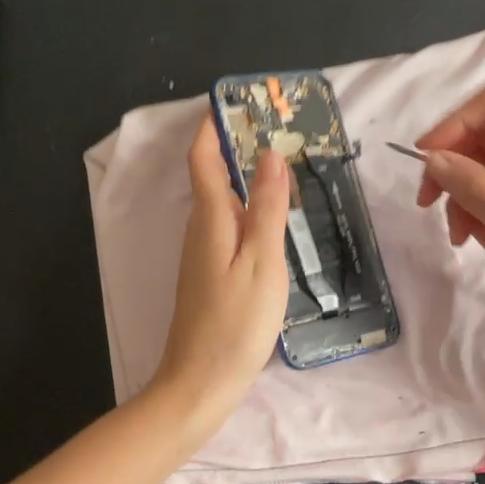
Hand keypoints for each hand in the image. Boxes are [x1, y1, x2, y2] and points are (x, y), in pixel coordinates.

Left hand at [150, 118, 291, 429]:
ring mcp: (201, 258)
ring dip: (247, 185)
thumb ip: (268, 209)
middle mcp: (199, 232)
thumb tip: (269, 154)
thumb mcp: (263, 262)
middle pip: (213, 180)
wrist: (200, 382)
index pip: (204, 159)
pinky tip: (272, 229)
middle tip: (278, 132)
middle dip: (237, 151)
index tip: (236, 101)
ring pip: (223, 208)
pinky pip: (227, 233)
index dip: (214, 127)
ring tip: (284, 174)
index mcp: (211, 221)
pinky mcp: (209, 279)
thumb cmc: (236, 322)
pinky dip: (248, 217)